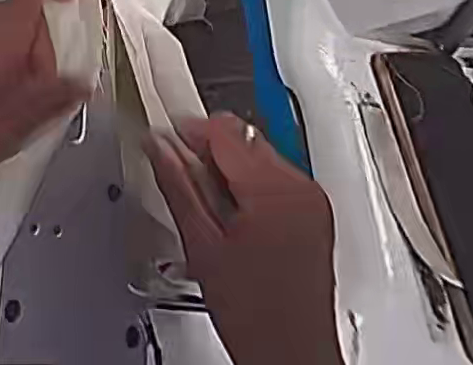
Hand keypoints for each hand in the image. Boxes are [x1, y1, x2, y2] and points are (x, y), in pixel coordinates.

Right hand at [146, 113, 342, 364]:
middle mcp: (299, 185)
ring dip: (229, 165)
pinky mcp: (314, 207)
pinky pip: (275, 173)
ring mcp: (311, 196)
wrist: (293, 359)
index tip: (166, 135)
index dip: (189, 130)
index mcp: (273, 190)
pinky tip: (233, 214)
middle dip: (208, 149)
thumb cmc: (255, 318)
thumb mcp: (202, 245)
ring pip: (257, 151)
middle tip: (181, 171)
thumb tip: (158, 146)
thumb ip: (177, 185)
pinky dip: (250, 182)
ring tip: (208, 204)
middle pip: (243, 137)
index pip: (224, 130)